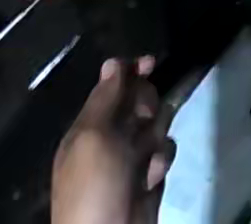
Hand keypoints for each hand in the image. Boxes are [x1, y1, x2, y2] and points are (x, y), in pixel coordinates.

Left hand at [51, 58, 174, 223]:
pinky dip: (161, 160)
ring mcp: (130, 160)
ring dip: (155, 135)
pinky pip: (164, 152)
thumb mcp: (93, 138)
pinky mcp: (150, 178)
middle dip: (146, 105)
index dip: (130, 71)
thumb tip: (113, 62)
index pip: (110, 86)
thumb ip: (105, 98)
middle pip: (137, 101)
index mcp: (86, 129)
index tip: (151, 63)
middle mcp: (108, 140)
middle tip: (145, 118)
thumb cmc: (95, 188)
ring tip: (147, 158)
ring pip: (155, 124)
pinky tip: (154, 177)